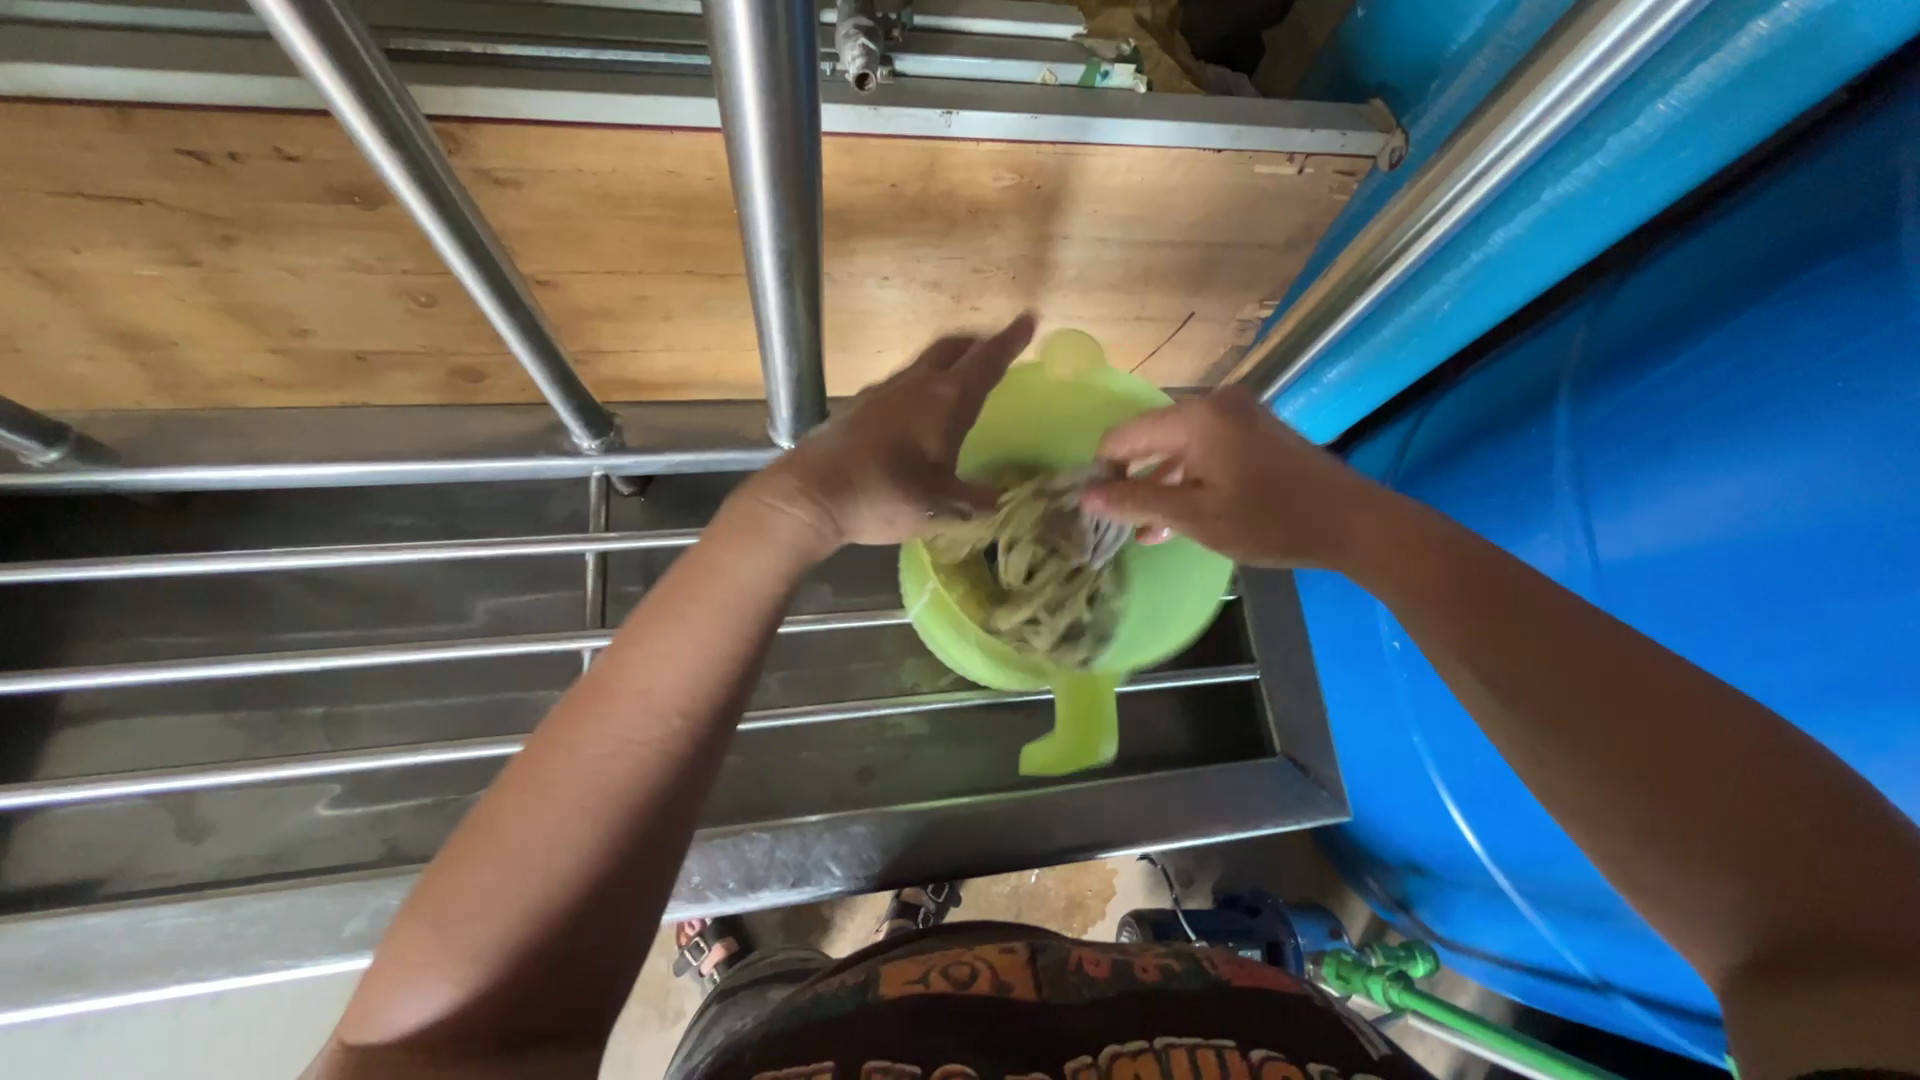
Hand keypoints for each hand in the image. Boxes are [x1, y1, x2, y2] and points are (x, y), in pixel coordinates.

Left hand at [741, 313, 1036, 551]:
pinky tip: (913, 413)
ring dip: (945, 364)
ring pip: (922, 365)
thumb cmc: (884, 495)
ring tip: (956, 378)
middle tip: (992, 348)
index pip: (986, 362)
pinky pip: (898, 386)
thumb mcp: (940, 507)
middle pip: (951, 350)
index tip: (1026, 320)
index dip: (1009, 342)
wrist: (809, 495)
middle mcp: (915, 386)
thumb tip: (995, 500)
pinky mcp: (856, 409)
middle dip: (975, 345)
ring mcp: (881, 394)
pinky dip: (918, 388)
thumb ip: (972, 501)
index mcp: (946, 402)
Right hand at [1079, 386, 1393, 568]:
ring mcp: (1240, 417)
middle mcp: (1215, 405)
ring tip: (1147, 530)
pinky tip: (1180, 517)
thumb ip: (1136, 501)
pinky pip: (1206, 451)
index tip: (1101, 510)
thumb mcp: (1195, 516)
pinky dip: (1190, 479)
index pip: (1123, 435)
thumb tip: (1086, 495)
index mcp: (1195, 417)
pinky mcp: (1257, 433)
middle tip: (1122, 522)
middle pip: (1151, 438)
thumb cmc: (1269, 520)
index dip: (1104, 471)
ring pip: (1179, 448)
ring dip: (1161, 485)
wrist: (1354, 523)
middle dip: (1133, 479)